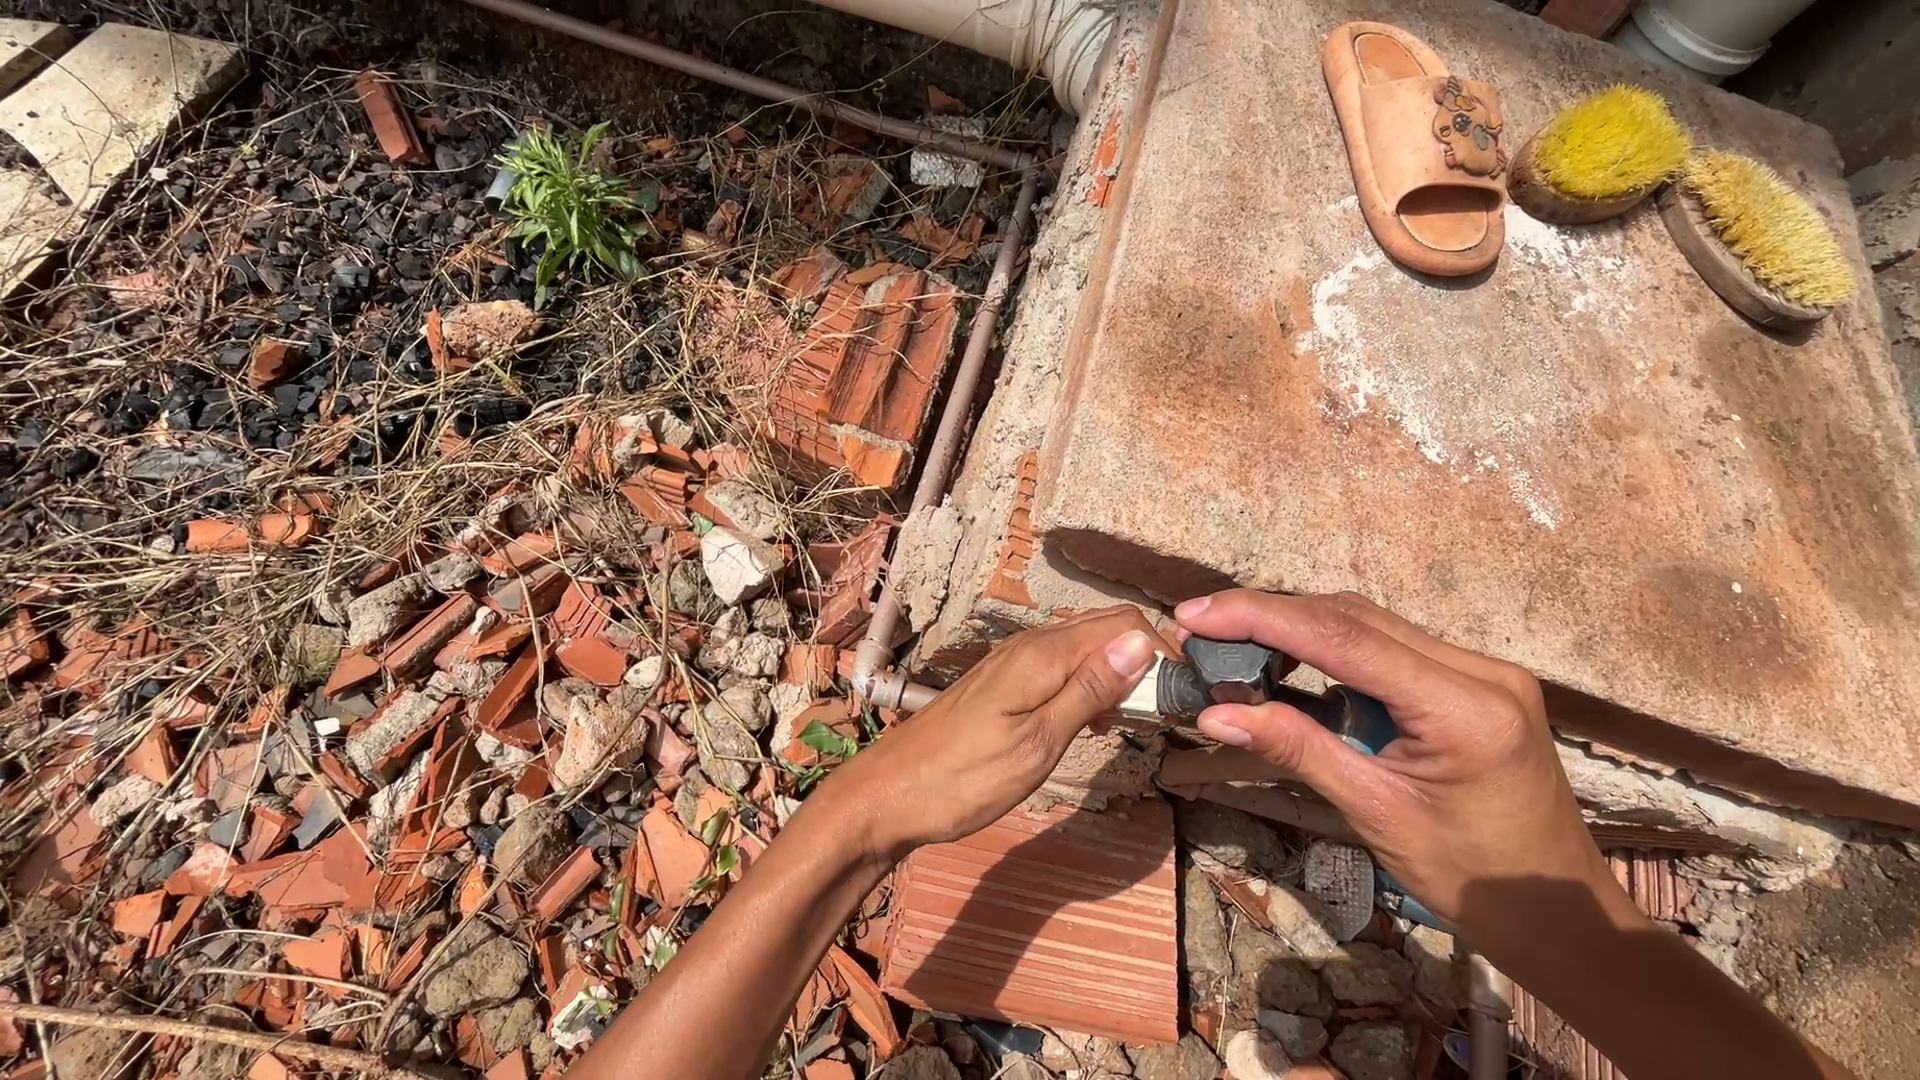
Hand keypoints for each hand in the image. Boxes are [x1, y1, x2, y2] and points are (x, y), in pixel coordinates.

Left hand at [826, 608, 1166, 862]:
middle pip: (1104, 628)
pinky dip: (1087, 685)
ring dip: (1117, 672)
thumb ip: (1089, 690)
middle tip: (1168, 707)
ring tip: (1137, 718)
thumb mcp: (1038, 742)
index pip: (1122, 623)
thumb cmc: (965, 778)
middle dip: (1144, 656)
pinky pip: (1059, 667)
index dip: (1162, 648)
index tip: (1185, 691)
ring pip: (1082, 648)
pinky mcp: (1002, 682)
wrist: (889, 795)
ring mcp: (1012, 662)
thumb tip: (1142, 641)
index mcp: (1043, 654)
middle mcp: (1030, 645)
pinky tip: (1093, 721)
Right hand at [1175, 590, 1609, 933]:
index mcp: (1463, 706)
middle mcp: (1479, 668)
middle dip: (1269, 613)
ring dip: (1295, 625)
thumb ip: (1296, 747)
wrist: (1558, 913)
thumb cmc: (1470, 876)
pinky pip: (1386, 644)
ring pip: (1368, 622)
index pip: (1342, 637)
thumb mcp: (1373, 811)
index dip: (1260, 616)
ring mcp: (1481, 669)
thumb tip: (1214, 714)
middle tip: (1201, 626)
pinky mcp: (1472, 679)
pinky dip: (1328, 645)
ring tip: (1233, 642)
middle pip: (1353, 616)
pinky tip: (1289, 660)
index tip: (1196, 614)